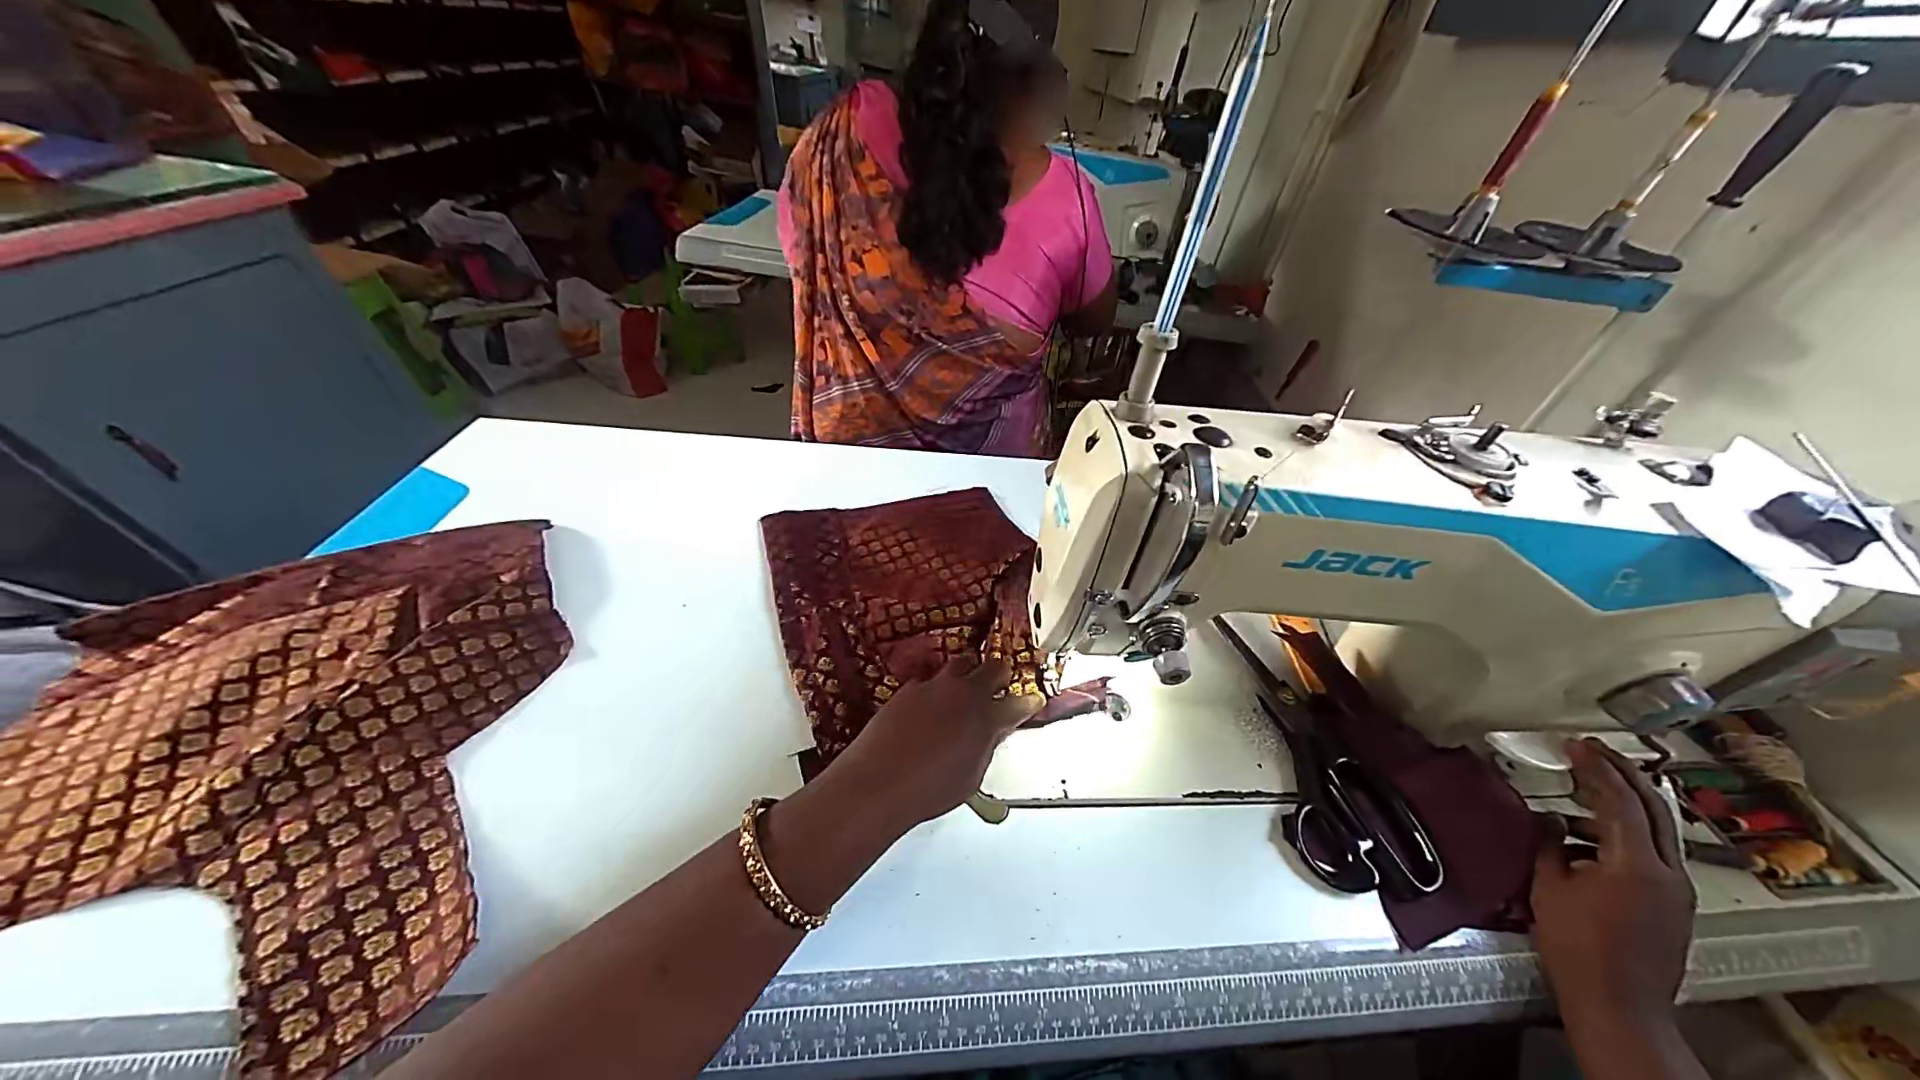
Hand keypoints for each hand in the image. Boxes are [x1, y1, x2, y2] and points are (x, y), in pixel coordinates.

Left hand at [822, 656, 1039, 832]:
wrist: (879, 780)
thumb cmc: (927, 789)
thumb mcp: (971, 776)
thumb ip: (987, 747)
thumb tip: (992, 735)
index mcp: (987, 718)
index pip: (1019, 702)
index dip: (1028, 702)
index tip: (1030, 701)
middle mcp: (964, 695)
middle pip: (994, 668)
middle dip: (1001, 673)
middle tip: (1002, 679)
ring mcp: (936, 687)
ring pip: (961, 663)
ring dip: (968, 670)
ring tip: (968, 681)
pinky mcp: (910, 688)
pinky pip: (929, 677)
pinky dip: (935, 685)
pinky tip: (932, 698)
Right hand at [1532, 739, 1695, 1022]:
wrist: (1617, 1004)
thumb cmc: (1576, 944)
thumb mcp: (1548, 887)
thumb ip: (1550, 846)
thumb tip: (1550, 823)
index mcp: (1637, 866)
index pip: (1620, 801)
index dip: (1596, 768)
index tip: (1575, 745)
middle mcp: (1668, 874)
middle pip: (1652, 809)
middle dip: (1622, 774)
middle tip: (1593, 750)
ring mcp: (1675, 891)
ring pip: (1653, 831)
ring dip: (1620, 806)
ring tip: (1581, 794)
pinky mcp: (1670, 905)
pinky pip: (1648, 855)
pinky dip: (1619, 835)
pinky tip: (1585, 840)